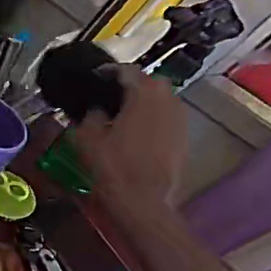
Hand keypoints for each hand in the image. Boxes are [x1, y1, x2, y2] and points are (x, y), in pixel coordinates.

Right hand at [68, 65, 186, 213]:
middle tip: (112, 92)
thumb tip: (96, 109)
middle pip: (152, 81)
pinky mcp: (184, 138)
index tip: (96, 76)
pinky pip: (168, 117)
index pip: (128, 71)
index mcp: (142, 95)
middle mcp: (167, 102)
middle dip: (133, 83)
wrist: (143, 199)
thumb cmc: (112, 165)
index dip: (109, 71)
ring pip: (164, 98)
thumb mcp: (86, 137)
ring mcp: (180, 120)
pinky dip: (154, 116)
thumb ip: (90, 116)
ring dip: (146, 99)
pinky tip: (137, 130)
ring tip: (125, 111)